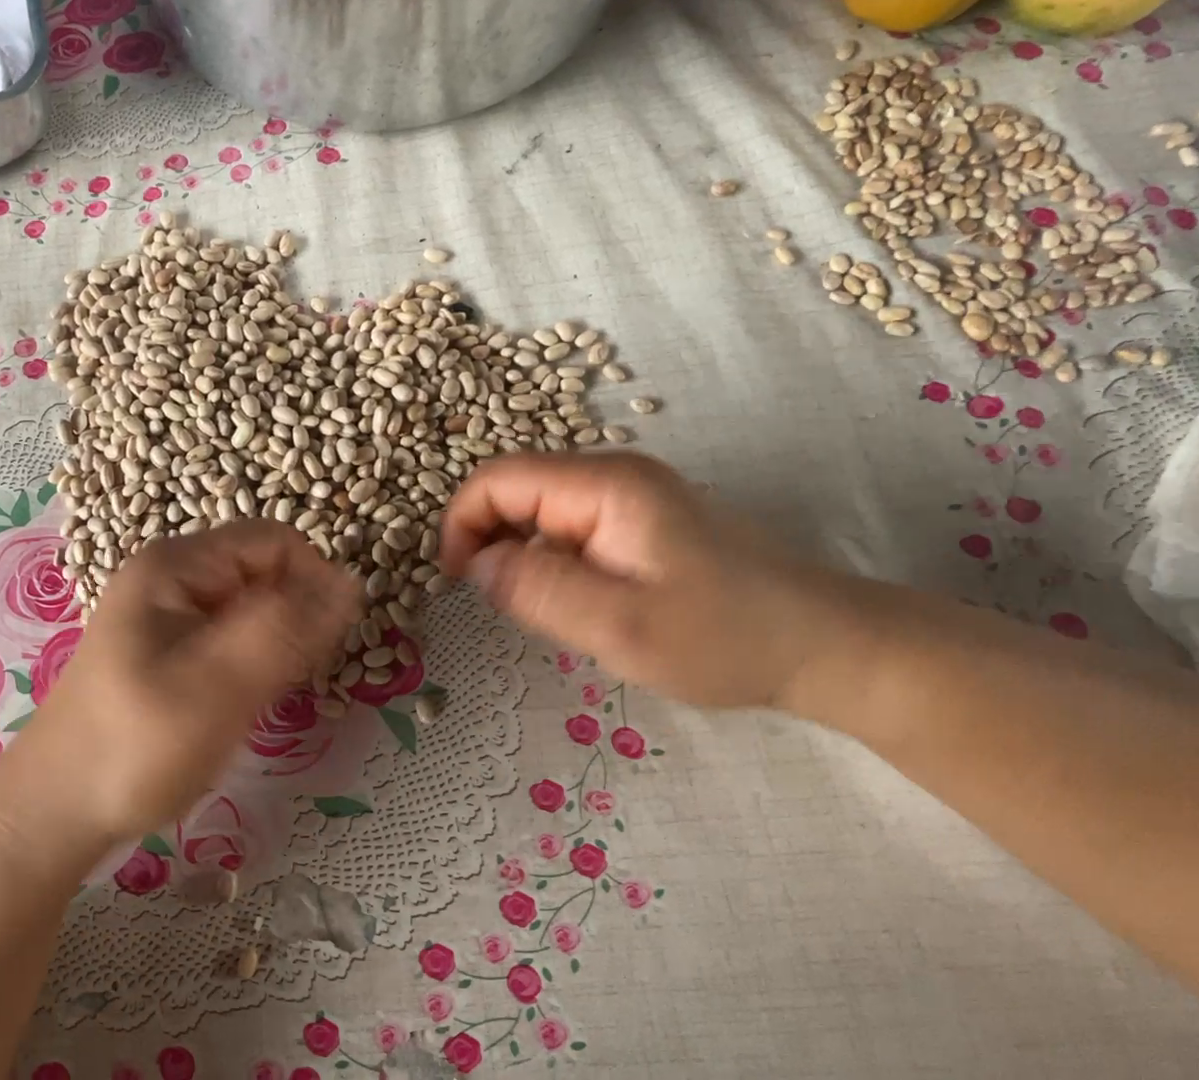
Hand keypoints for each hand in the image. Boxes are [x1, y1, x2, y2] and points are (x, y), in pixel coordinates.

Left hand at [19, 520, 362, 843]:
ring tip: (263, 698)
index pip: (274, 541)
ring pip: (250, 611)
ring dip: (274, 647)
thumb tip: (350, 583)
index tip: (330, 641)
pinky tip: (241, 706)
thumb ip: (284, 631)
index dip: (315, 581)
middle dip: (294, 618)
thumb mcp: (216, 687)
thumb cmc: (134, 748)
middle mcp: (169, 579)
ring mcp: (165, 617)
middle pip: (263, 572)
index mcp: (174, 566)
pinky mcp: (166, 654)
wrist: (55, 812)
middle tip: (293, 680)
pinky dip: (250, 666)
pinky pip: (229, 641)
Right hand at [439, 453, 840, 708]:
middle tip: (492, 603)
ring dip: (514, 553)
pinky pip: (566, 528)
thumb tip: (474, 564)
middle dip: (484, 540)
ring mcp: (629, 496)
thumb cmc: (722, 638)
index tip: (455, 583)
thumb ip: (536, 589)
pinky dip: (545, 559)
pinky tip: (567, 601)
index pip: (497, 479)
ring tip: (530, 608)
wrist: (822, 646)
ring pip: (537, 510)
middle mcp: (612, 475)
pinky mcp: (640, 521)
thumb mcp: (618, 626)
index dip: (461, 524)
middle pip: (513, 488)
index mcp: (605, 485)